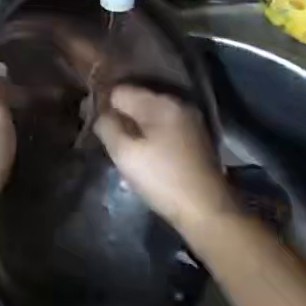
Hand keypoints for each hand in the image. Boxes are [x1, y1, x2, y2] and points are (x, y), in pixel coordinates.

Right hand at [93, 83, 232, 229]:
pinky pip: (163, 127)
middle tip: (108, 141)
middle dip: (120, 117)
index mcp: (160, 103)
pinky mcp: (196, 139)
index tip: (95, 127)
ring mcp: (190, 121)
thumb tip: (100, 114)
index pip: (119, 91)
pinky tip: (145, 155)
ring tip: (125, 150)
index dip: (102, 106)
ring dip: (135, 128)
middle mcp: (177, 104)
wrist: (209, 214)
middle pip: (136, 100)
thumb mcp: (124, 153)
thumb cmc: (163, 180)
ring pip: (149, 115)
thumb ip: (106, 126)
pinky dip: (150, 136)